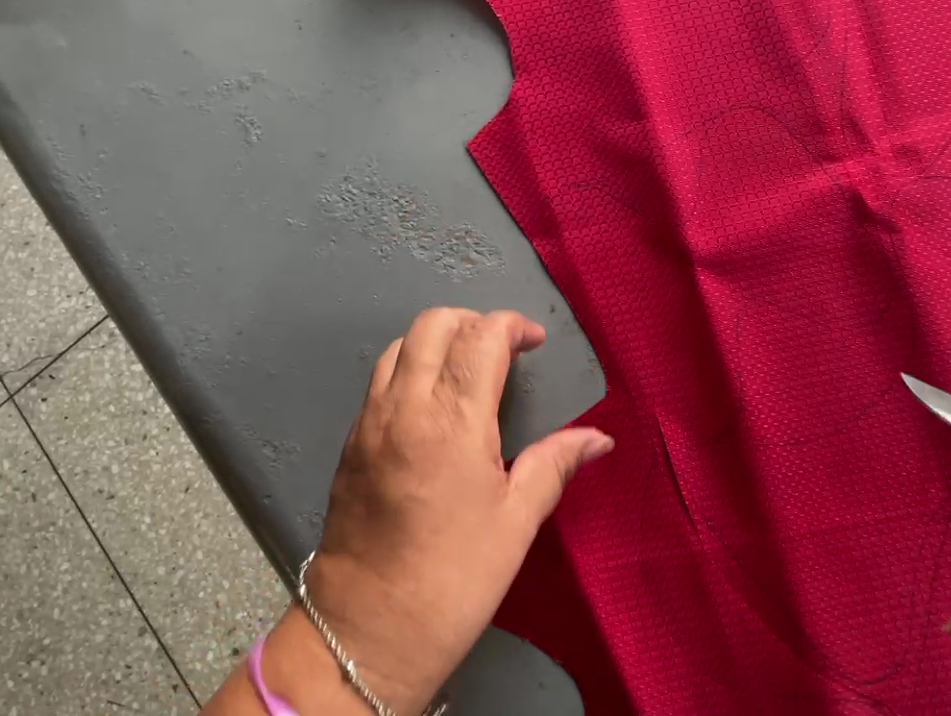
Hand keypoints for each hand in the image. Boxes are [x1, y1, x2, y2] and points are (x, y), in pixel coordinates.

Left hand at [212, 308, 611, 715]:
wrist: (365, 630)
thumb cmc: (454, 577)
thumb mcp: (516, 521)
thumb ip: (556, 464)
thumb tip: (600, 438)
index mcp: (452, 419)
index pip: (481, 336)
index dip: (513, 325)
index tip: (534, 342)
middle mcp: (406, 404)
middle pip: (434, 323)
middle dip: (473, 321)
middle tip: (502, 350)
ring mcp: (370, 419)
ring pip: (400, 344)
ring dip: (437, 340)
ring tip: (467, 370)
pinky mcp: (350, 439)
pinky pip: (380, 377)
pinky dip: (410, 366)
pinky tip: (433, 403)